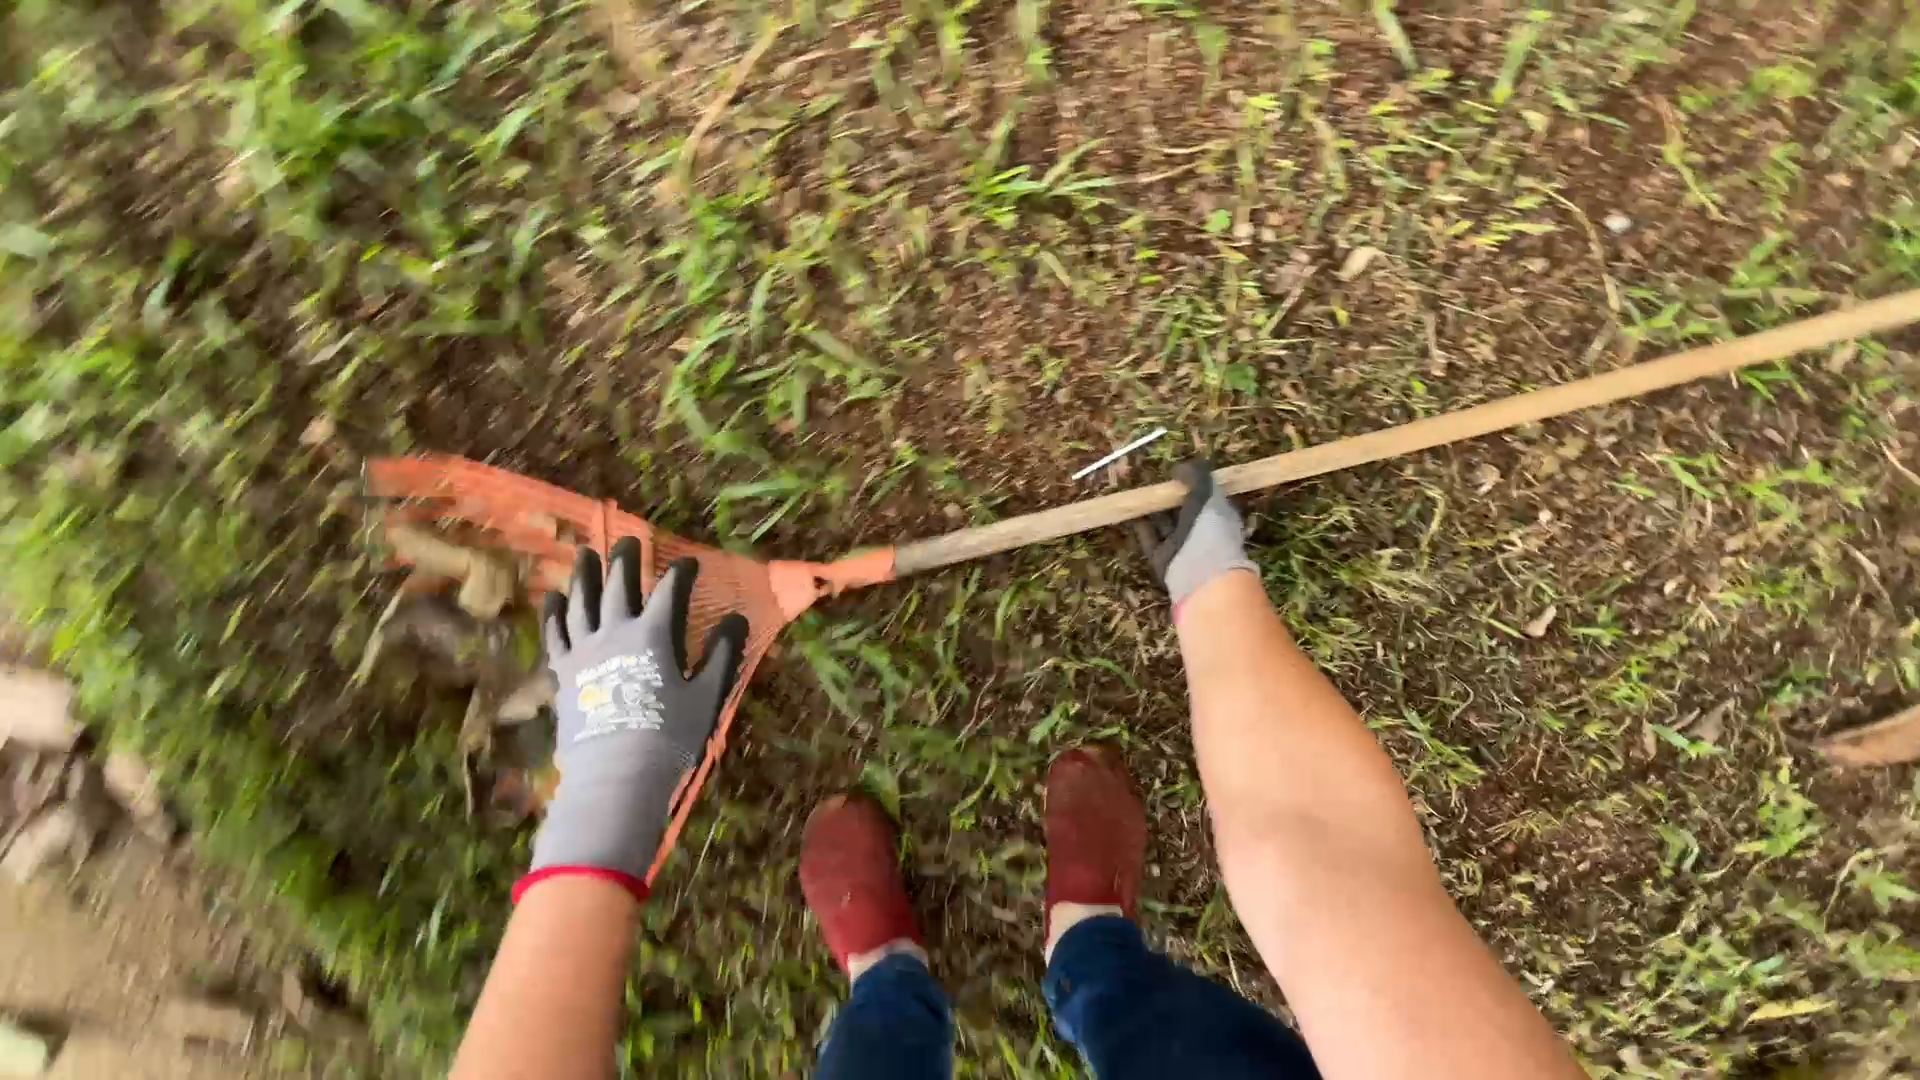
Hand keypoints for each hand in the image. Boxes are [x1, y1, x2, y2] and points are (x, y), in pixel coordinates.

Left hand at [520, 540, 748, 900]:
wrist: (616, 776)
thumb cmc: (669, 736)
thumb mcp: (708, 695)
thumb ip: (723, 653)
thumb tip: (737, 618)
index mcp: (655, 636)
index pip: (670, 590)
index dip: (681, 571)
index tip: (690, 562)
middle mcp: (616, 633)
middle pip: (618, 585)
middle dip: (625, 559)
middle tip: (628, 541)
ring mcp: (584, 652)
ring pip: (581, 602)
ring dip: (584, 575)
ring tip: (584, 554)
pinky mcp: (564, 673)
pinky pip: (555, 634)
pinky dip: (555, 612)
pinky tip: (555, 597)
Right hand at [1131, 460, 1257, 606]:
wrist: (1202, 574)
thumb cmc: (1210, 530)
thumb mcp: (1208, 495)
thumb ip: (1197, 476)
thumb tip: (1179, 467)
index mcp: (1218, 516)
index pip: (1205, 496)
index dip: (1191, 484)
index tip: (1174, 473)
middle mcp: (1201, 531)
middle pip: (1182, 510)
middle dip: (1169, 498)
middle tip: (1152, 483)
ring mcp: (1182, 547)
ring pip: (1165, 525)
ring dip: (1153, 511)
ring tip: (1138, 495)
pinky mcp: (1164, 560)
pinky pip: (1151, 540)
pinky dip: (1142, 527)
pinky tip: (1132, 514)